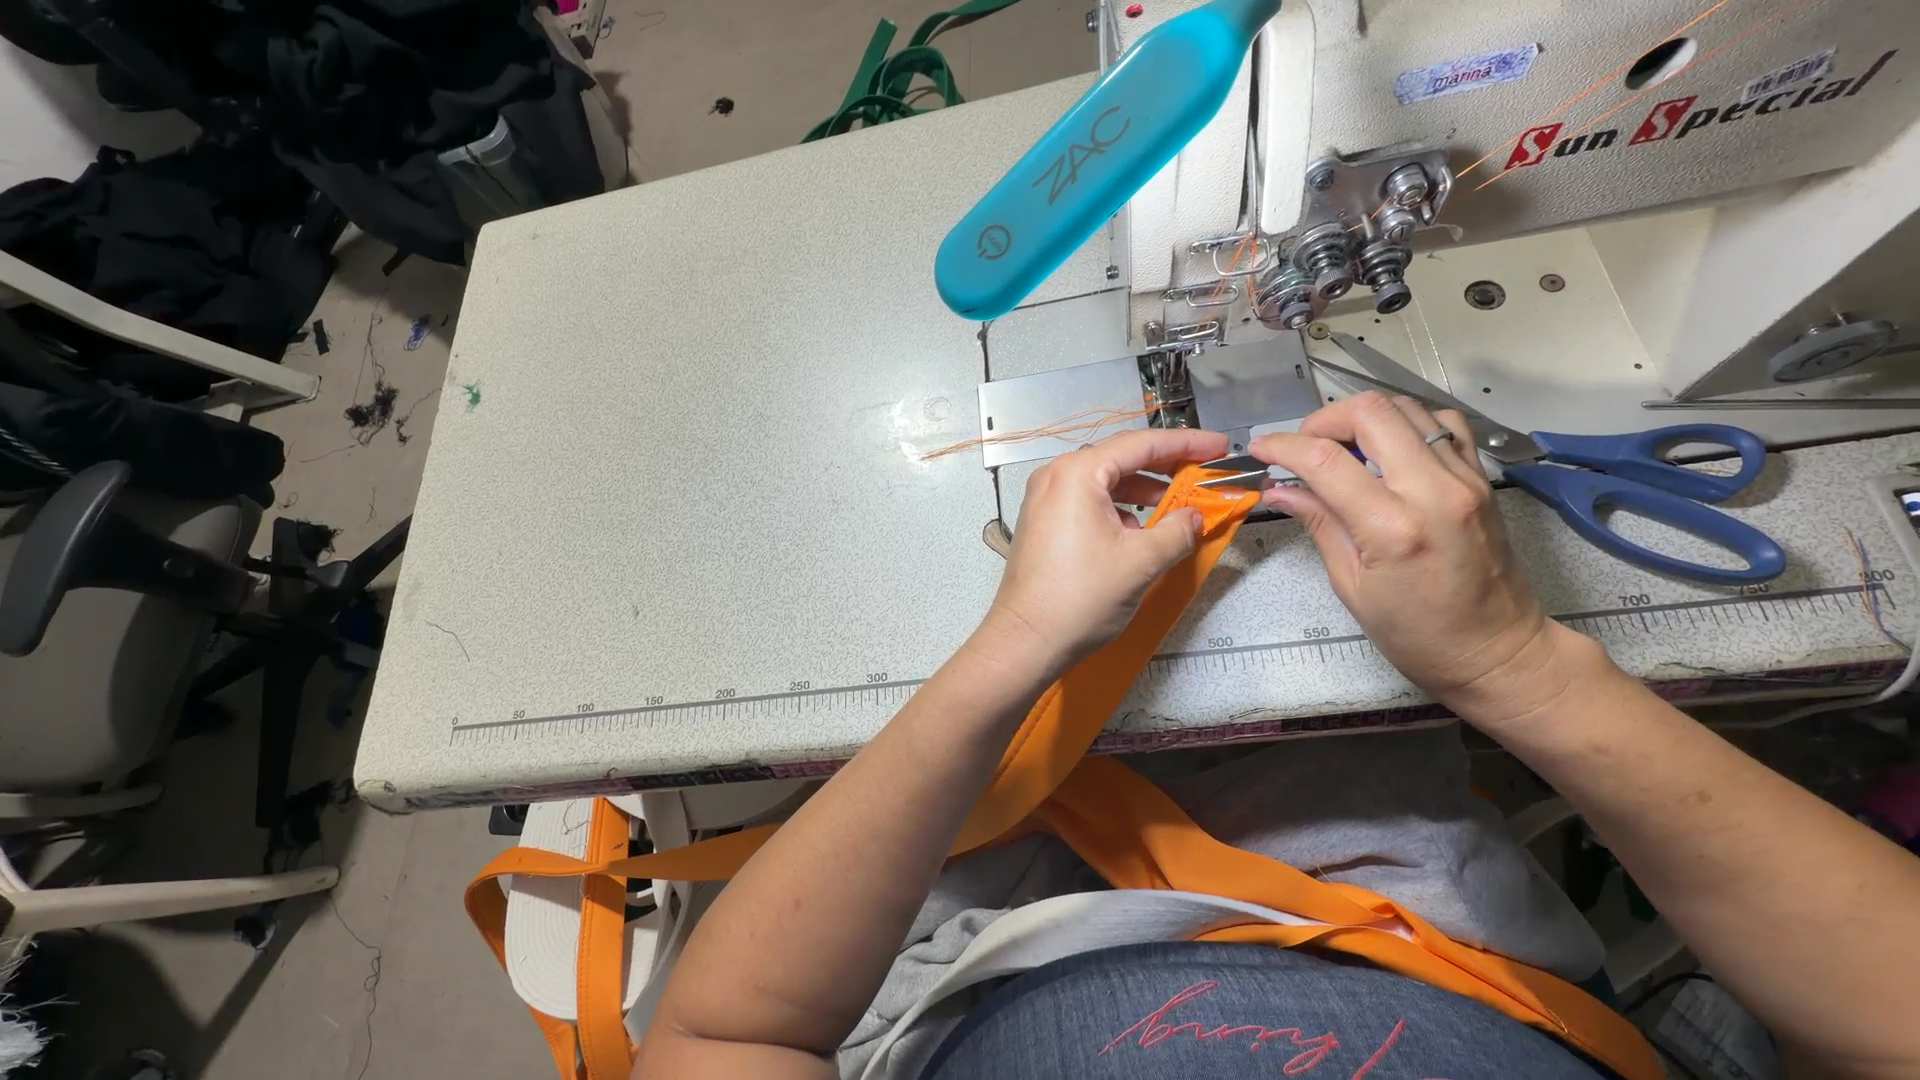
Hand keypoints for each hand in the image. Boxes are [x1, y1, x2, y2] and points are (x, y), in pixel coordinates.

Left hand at [981, 428, 1229, 672]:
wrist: (1027, 641)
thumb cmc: (1079, 598)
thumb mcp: (1141, 561)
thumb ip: (1178, 531)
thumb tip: (1196, 517)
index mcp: (1077, 474)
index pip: (1141, 444)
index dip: (1186, 444)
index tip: (1218, 446)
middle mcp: (1056, 478)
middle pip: (1121, 459)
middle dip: (1166, 467)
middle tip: (1204, 473)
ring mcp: (1046, 501)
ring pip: (1106, 483)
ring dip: (1144, 492)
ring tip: (1179, 507)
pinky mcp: (1044, 524)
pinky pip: (1090, 504)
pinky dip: (1120, 511)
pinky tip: (1142, 533)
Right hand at [1252, 392, 1600, 728]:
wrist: (1496, 650)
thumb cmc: (1417, 633)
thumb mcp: (1351, 585)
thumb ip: (1319, 524)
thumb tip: (1279, 488)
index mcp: (1393, 528)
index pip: (1326, 460)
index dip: (1283, 446)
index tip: (1260, 449)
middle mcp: (1434, 491)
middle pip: (1371, 412)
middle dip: (1323, 420)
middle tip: (1304, 447)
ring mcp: (1465, 479)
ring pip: (1407, 408)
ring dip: (1364, 419)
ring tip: (1343, 448)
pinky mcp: (1481, 478)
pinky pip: (1441, 425)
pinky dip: (1406, 424)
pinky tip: (1388, 450)